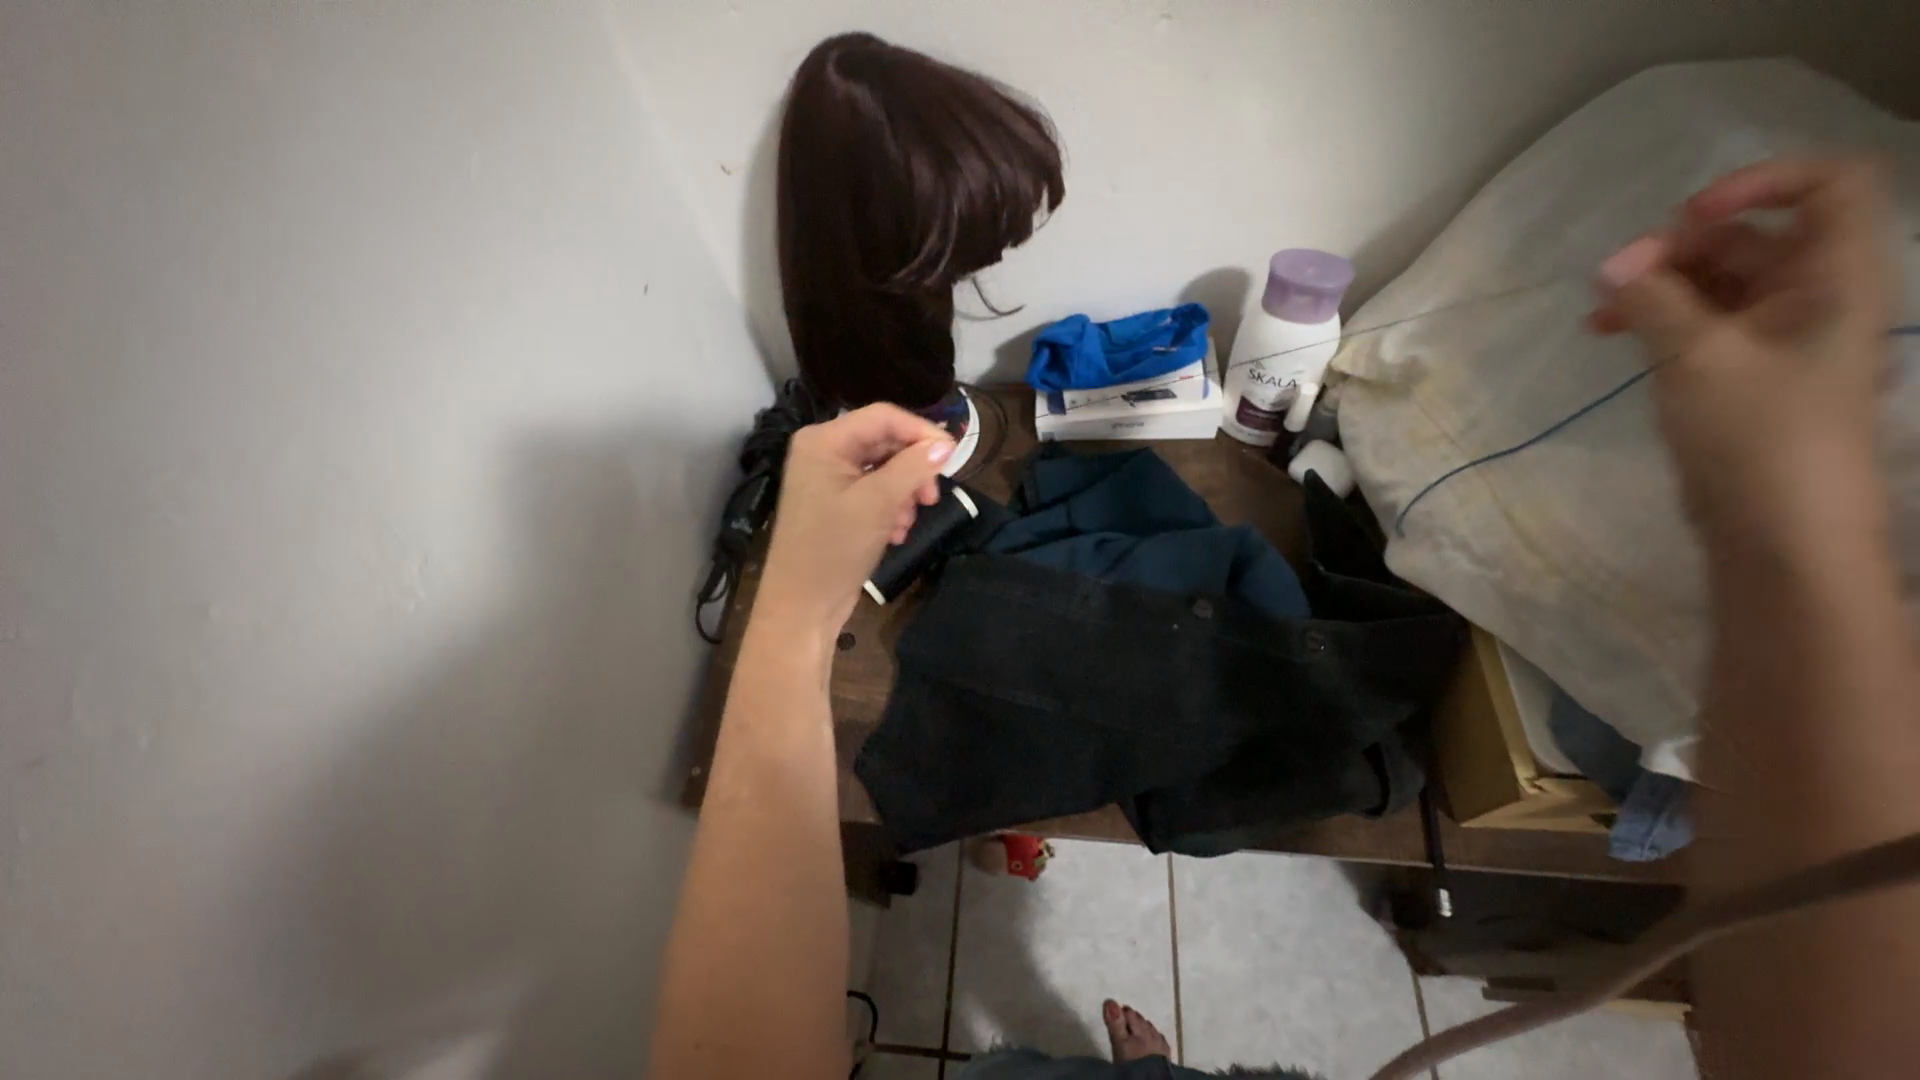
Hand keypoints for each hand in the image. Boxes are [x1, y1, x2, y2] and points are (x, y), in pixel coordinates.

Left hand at [757, 404, 954, 640]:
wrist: (801, 606)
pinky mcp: (834, 503)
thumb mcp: (879, 504)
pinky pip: (872, 490)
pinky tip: (896, 532)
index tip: (953, 454)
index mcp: (824, 441)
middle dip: (912, 468)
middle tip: (933, 497)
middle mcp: (822, 451)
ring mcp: (826, 478)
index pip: (883, 417)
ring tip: (909, 522)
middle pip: (884, 442)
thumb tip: (947, 443)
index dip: (921, 431)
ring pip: (882, 468)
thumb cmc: (834, 550)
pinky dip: (890, 507)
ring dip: (904, 492)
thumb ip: (913, 468)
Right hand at [1590, 158, 1894, 541]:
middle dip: (1678, 248)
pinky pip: (1700, 321)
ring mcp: (1776, 334)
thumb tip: (1611, 264)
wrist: (1777, 526)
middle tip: (1616, 280)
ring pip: (1716, 282)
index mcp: (1836, 276)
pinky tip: (1611, 333)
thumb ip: (1652, 302)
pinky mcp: (1741, 369)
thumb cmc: (1757, 432)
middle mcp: (1814, 294)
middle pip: (1752, 237)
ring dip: (1657, 286)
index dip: (1757, 184)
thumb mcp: (1697, 357)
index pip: (1827, 186)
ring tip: (1600, 313)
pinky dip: (1657, 318)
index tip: (1684, 218)